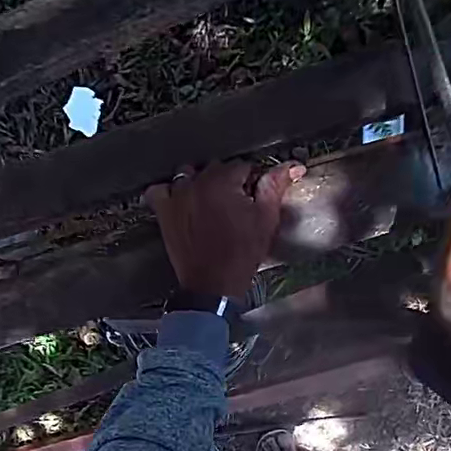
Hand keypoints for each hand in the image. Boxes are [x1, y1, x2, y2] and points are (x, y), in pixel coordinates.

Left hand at [145, 160, 305, 296]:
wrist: (213, 284)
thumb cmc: (242, 253)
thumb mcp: (265, 220)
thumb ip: (274, 188)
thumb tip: (291, 166)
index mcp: (223, 181)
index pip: (242, 166)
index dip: (251, 180)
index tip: (254, 196)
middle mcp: (196, 183)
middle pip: (216, 168)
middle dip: (228, 181)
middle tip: (237, 204)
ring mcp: (177, 196)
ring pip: (189, 175)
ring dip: (201, 183)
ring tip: (212, 203)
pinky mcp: (164, 212)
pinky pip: (159, 191)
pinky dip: (169, 192)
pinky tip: (181, 201)